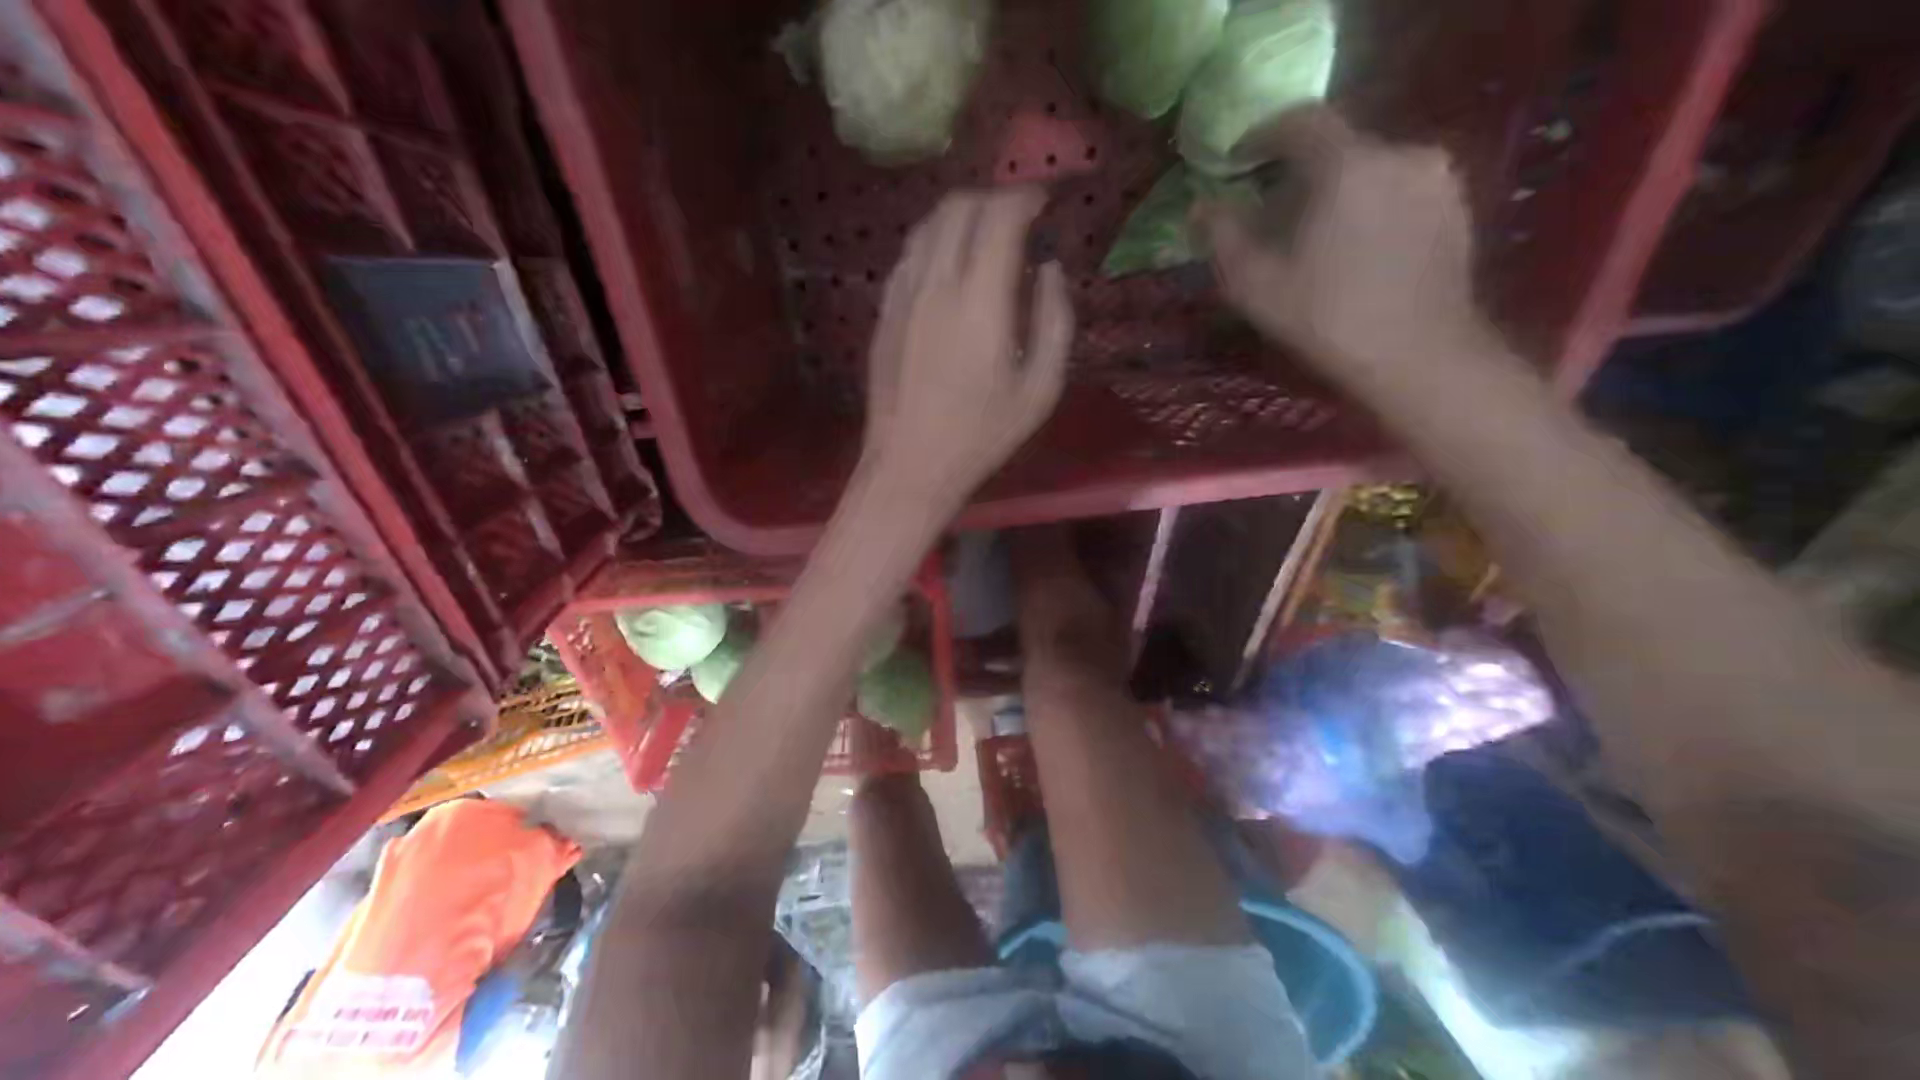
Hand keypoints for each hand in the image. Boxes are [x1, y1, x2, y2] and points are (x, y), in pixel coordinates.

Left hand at [861, 188, 1073, 499]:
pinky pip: (909, 255)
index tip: (1045, 202)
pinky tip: (950, 265)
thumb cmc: (982, 435)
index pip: (999, 216)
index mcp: (980, 302)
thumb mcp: (1040, 389)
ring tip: (986, 234)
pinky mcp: (884, 311)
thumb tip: (1050, 269)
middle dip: (994, 198)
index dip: (1026, 197)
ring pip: (927, 224)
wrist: (910, 464)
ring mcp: (903, 295)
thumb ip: (1054, 321)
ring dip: (961, 215)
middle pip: (958, 207)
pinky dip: (934, 242)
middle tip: (1019, 217)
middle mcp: (936, 285)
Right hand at [1198, 106, 1490, 378]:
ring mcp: (1437, 179)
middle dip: (1299, 172)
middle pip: (1338, 147)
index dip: (1262, 135)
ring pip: (1371, 170)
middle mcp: (1401, 153)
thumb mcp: (1255, 284)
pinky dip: (1370, 207)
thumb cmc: (1327, 319)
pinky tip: (1355, 250)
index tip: (1237, 162)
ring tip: (1314, 233)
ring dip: (1337, 191)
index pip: (1300, 121)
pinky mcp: (1457, 208)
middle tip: (1271, 210)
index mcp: (1348, 164)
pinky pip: (1400, 191)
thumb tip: (1202, 207)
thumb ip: (1221, 236)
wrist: (1420, 357)